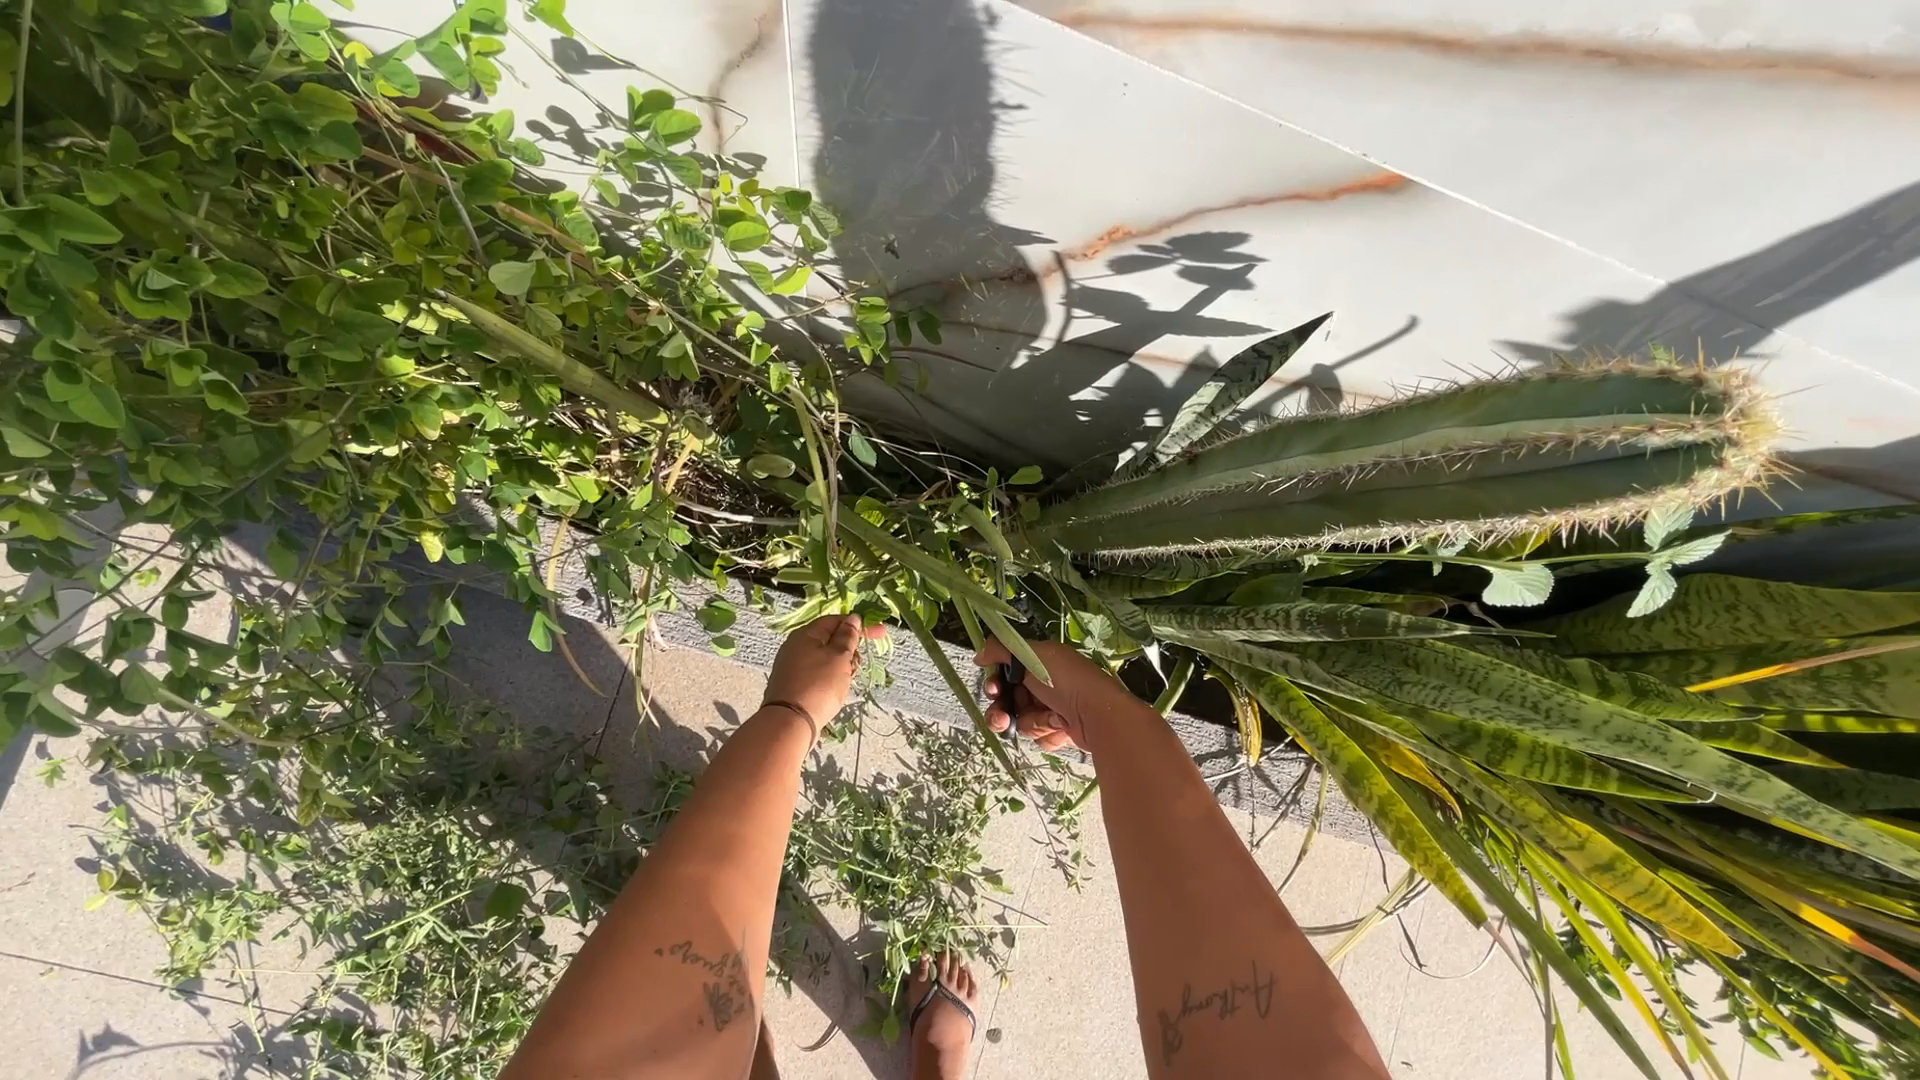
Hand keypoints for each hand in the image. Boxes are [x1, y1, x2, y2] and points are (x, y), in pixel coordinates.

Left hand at [762, 614, 885, 736]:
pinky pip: (818, 673)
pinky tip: (835, 691)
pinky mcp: (793, 684)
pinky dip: (831, 678)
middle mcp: (796, 646)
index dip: (859, 625)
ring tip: (846, 681)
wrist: (790, 723)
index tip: (880, 634)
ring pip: (826, 658)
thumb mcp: (839, 657)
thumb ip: (847, 636)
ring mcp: (793, 666)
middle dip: (850, 649)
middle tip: (857, 666)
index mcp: (806, 634)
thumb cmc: (819, 685)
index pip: (836, 620)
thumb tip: (853, 619)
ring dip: (842, 666)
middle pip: (830, 639)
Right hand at [974, 638, 1137, 754]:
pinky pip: (1039, 736)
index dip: (995, 684)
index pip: (1005, 673)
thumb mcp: (1032, 655)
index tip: (994, 690)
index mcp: (1039, 663)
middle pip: (1008, 702)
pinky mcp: (1060, 730)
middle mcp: (1044, 684)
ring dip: (1033, 722)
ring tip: (1050, 720)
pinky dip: (1048, 733)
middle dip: (1003, 712)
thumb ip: (1001, 649)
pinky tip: (1062, 728)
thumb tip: (979, 655)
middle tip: (1003, 719)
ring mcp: (1052, 708)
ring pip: (1022, 722)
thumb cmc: (1066, 681)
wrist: (1099, 715)